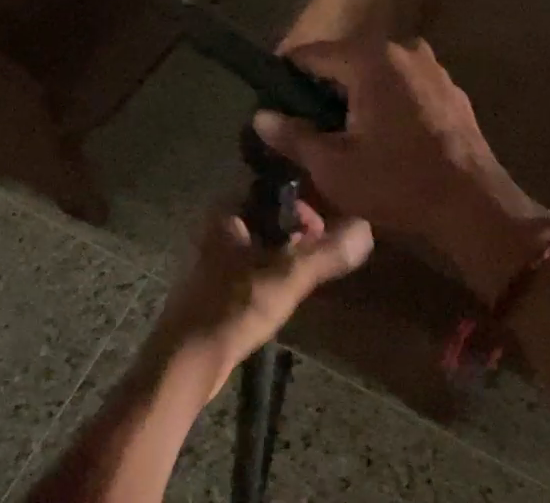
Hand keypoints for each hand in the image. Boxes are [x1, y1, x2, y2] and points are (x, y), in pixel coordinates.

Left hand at [146, 199, 372, 399]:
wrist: (183, 363)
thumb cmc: (230, 309)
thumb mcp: (286, 278)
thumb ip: (326, 253)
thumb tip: (366, 229)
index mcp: (224, 211)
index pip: (271, 186)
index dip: (302, 200)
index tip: (326, 226)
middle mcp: (215, 227)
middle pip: (268, 214)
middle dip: (299, 229)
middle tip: (324, 251)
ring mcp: (212, 257)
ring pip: (261, 242)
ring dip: (287, 253)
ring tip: (312, 272)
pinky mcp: (214, 286)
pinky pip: (252, 266)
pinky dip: (273, 272)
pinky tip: (288, 293)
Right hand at [252, 39, 549, 302]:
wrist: (474, 205)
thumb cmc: (397, 182)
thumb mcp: (333, 165)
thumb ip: (293, 136)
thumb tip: (260, 116)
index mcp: (370, 59)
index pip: (311, 54)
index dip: (285, 78)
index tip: (270, 105)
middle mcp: (402, 50)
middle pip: (344, 61)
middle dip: (320, 91)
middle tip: (302, 128)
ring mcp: (431, 68)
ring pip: (375, 75)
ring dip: (353, 98)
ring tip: (339, 137)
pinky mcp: (449, 90)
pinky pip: (402, 88)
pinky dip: (384, 104)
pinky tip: (380, 139)